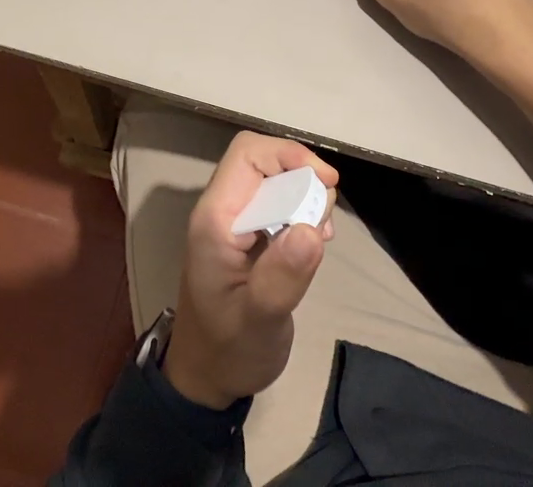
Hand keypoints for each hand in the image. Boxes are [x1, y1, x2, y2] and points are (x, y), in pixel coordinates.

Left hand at [162, 131, 337, 409]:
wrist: (207, 378)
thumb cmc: (228, 351)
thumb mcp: (258, 321)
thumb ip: (281, 276)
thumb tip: (310, 229)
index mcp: (216, 219)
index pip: (248, 155)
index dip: (288, 155)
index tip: (326, 183)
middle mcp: (223, 212)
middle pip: (263, 162)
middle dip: (301, 177)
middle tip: (324, 216)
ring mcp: (235, 224)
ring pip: (273, 181)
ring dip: (304, 196)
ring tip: (321, 233)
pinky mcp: (250, 238)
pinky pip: (278, 205)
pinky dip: (302, 213)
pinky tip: (315, 242)